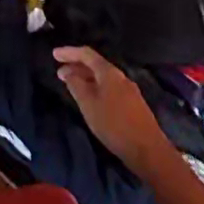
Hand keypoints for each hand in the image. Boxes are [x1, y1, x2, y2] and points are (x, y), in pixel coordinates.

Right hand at [54, 45, 168, 171]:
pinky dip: (96, 88)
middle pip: (95, 65)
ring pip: (103, 78)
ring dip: (86, 78)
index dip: (69, 52)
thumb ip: (76, 85)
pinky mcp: (134, 105)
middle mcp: (121, 77)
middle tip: (60, 73)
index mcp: (109, 73)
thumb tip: (69, 73)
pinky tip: (91, 99)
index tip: (54, 55)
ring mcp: (130, 91)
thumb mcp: (88, 104)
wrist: (149, 151)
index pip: (86, 54)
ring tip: (72, 86)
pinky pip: (110, 88)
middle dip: (76, 66)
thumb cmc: (114, 124)